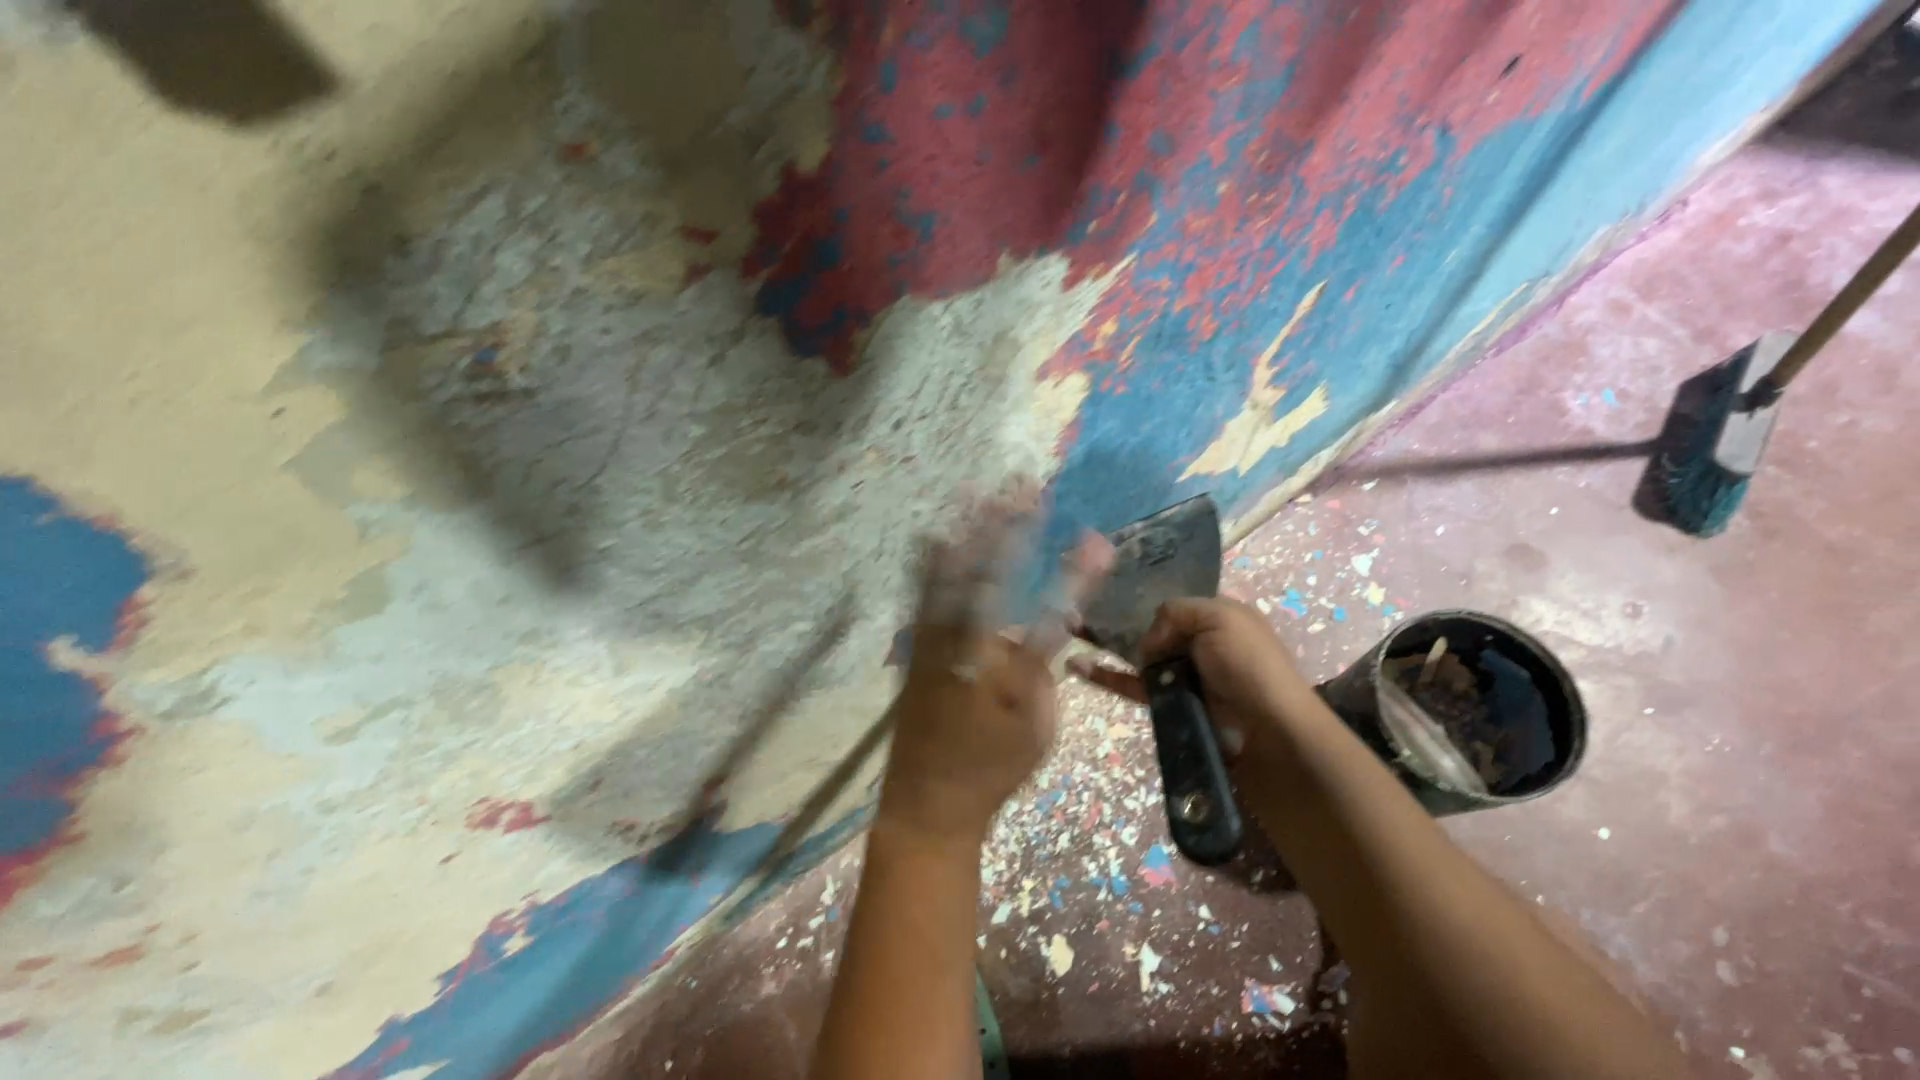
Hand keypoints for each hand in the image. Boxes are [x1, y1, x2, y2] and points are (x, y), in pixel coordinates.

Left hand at [878, 490, 1112, 846]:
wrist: (926, 802)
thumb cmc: (991, 772)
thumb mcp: (1036, 731)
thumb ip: (1043, 674)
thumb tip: (1042, 630)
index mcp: (1003, 667)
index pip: (1046, 609)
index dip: (1072, 572)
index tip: (1094, 539)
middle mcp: (961, 644)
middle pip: (986, 575)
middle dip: (1006, 526)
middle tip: (1022, 488)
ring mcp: (929, 643)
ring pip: (946, 577)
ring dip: (966, 532)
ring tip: (977, 492)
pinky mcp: (913, 649)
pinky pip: (922, 593)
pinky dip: (931, 559)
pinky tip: (933, 536)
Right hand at [1068, 596, 1314, 755]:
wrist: (1266, 731)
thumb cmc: (1248, 664)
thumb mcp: (1218, 617)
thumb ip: (1174, 613)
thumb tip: (1146, 642)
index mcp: (1217, 616)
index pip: (1174, 601)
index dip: (1144, 595)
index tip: (1108, 587)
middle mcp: (1197, 642)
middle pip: (1150, 626)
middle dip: (1115, 617)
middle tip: (1077, 606)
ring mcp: (1181, 674)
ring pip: (1135, 655)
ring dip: (1102, 643)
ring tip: (1067, 627)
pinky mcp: (1167, 703)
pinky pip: (1131, 685)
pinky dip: (1104, 676)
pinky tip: (1076, 665)